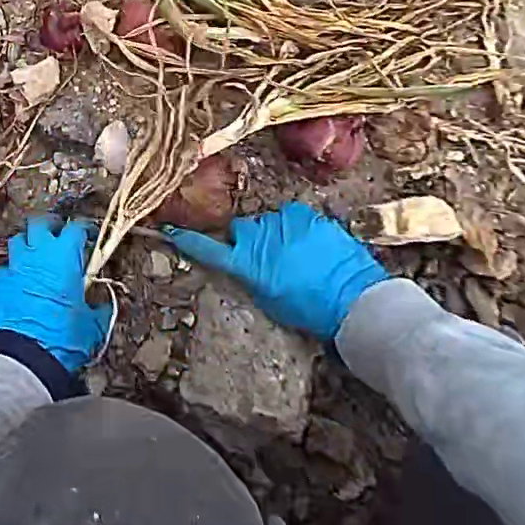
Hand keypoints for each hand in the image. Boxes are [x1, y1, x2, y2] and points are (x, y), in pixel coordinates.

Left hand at [0, 215, 112, 371]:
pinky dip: (13, 269)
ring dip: (28, 243)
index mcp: (65, 256)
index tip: (89, 237)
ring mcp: (15, 266)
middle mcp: (38, 253)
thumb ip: (101, 308)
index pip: (76, 229)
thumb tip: (106, 304)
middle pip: (41, 223)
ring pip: (19, 239)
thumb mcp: (92, 325)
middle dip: (50, 226)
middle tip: (58, 235)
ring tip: (36, 254)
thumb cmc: (61, 338)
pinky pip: (5, 266)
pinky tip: (19, 279)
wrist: (23, 358)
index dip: (84, 231)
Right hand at [166, 201, 387, 339]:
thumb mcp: (270, 300)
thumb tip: (244, 265)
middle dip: (246, 237)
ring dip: (273, 232)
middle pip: (240, 228)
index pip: (208, 248)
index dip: (188, 240)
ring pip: (267, 221)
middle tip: (264, 254)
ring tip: (295, 253)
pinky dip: (295, 227)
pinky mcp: (305, 214)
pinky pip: (291, 217)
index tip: (171, 231)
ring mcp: (283, 222)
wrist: (353, 298)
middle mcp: (260, 236)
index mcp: (248, 263)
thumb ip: (251, 278)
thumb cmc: (310, 310)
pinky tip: (310, 245)